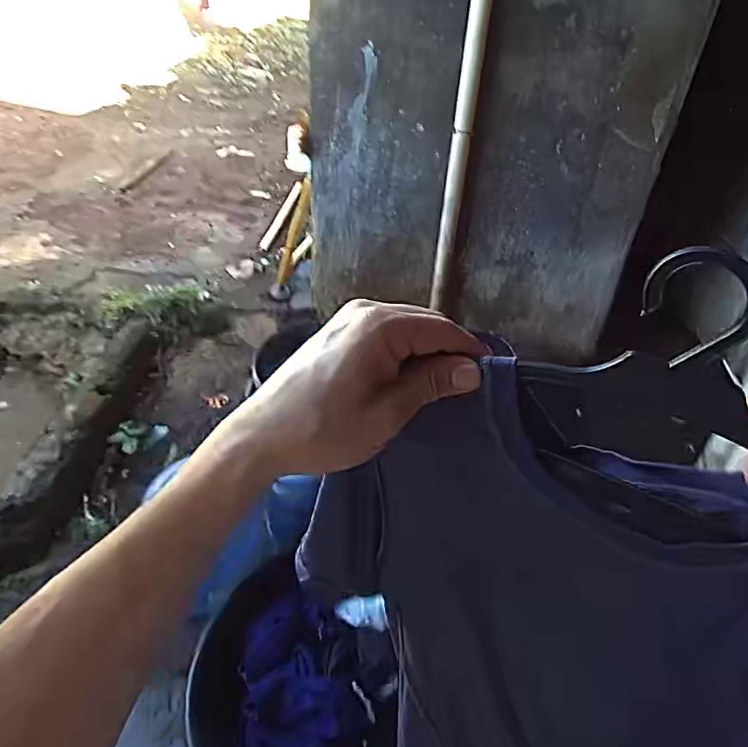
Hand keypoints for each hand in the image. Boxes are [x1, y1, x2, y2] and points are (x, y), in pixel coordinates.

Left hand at [212, 300, 485, 481]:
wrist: (260, 436)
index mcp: (379, 326)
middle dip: (448, 350)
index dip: (467, 350)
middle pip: (424, 322)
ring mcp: (349, 317)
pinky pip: (385, 331)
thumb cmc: (322, 429)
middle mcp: (365, 310)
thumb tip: (471, 370)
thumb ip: (431, 384)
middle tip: (466, 384)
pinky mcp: (339, 330)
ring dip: (426, 350)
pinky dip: (404, 349)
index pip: (440, 329)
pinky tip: (408, 375)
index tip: (487, 374)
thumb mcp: (386, 412)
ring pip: (406, 326)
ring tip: (440, 384)